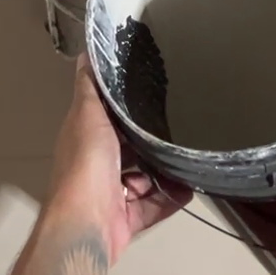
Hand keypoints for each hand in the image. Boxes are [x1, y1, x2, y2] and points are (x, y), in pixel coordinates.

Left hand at [42, 55, 189, 262]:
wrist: (86, 223)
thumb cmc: (86, 161)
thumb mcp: (87, 113)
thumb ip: (89, 87)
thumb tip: (86, 51)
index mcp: (85, 135)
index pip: (105, 113)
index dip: (122, 102)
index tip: (149, 88)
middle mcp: (96, 162)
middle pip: (127, 146)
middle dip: (148, 138)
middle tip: (178, 123)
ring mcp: (111, 192)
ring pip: (142, 177)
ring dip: (163, 170)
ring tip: (188, 154)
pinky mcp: (126, 218)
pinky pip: (153, 205)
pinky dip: (170, 197)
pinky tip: (190, 186)